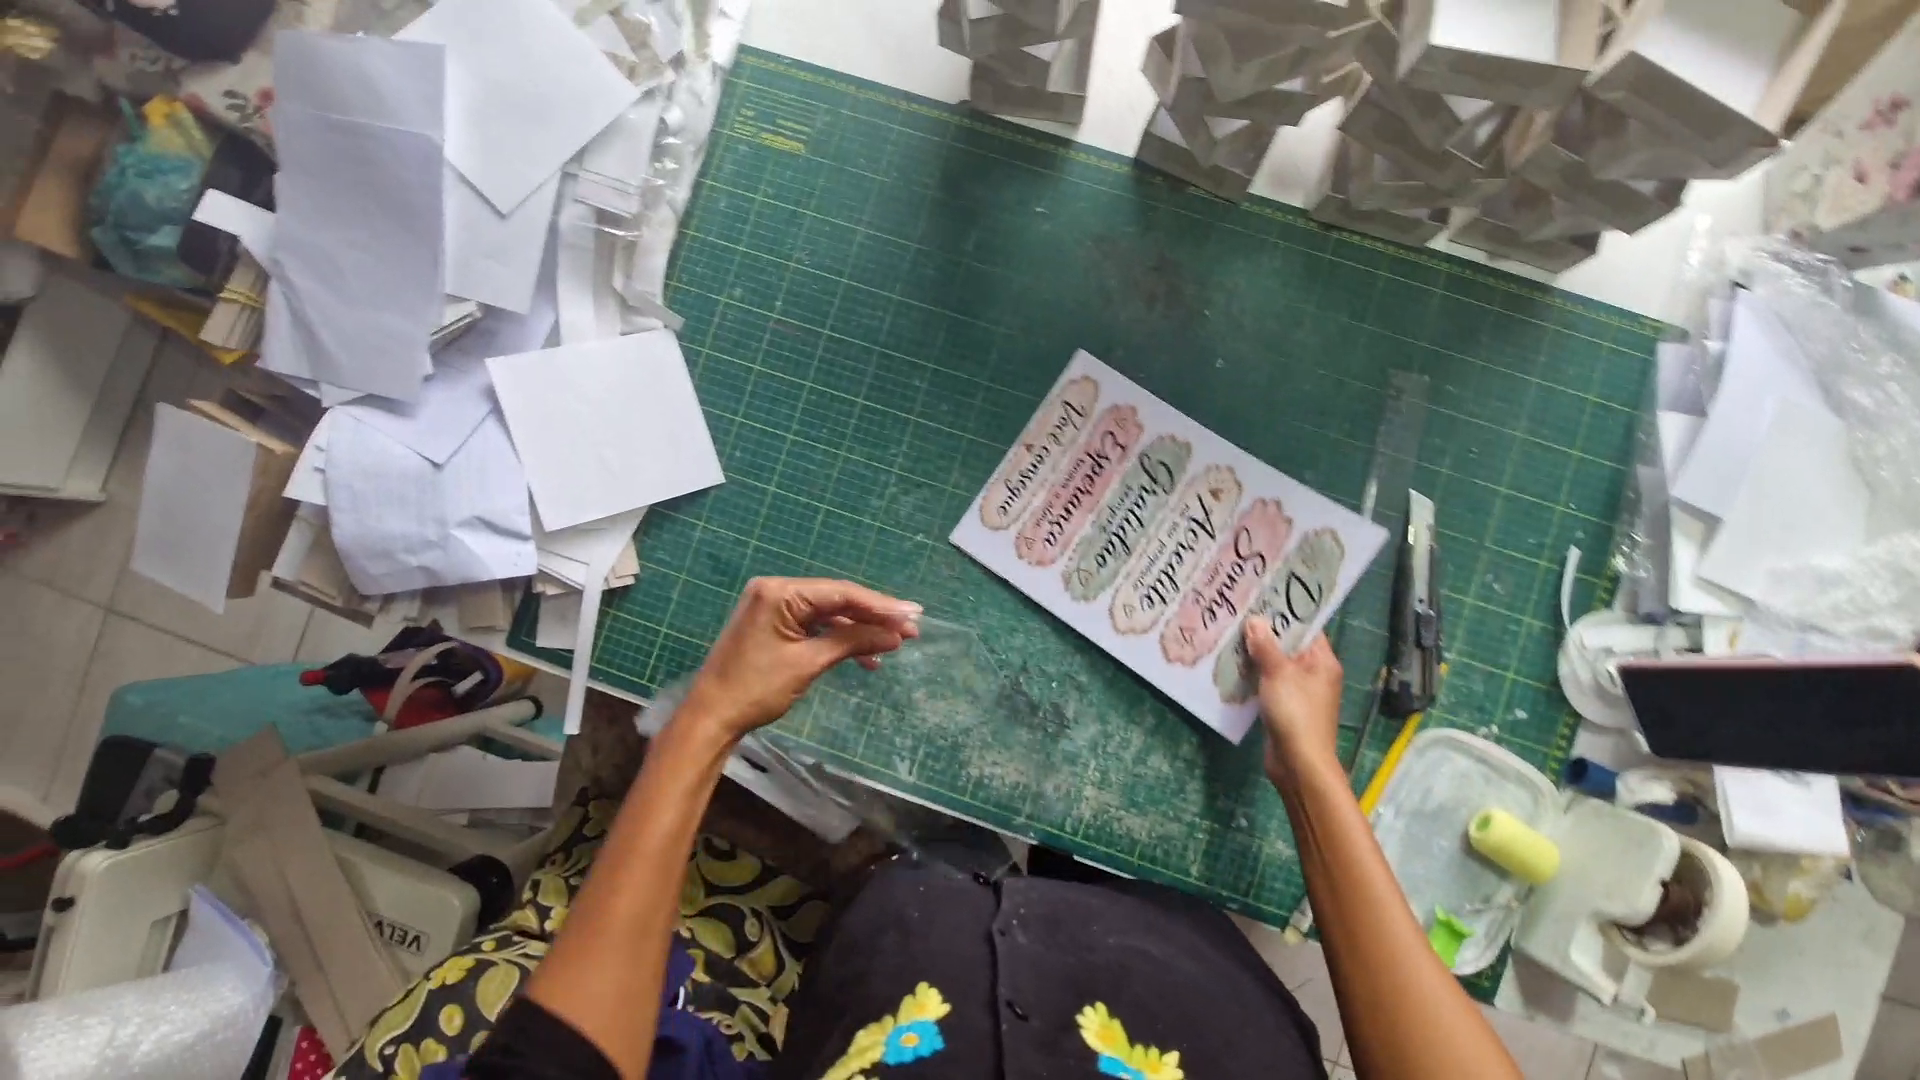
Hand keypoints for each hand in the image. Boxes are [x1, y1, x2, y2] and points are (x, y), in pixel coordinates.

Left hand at [677, 577, 921, 740]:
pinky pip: (815, 626)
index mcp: (780, 592)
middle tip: (912, 628)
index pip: (841, 592)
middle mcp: (776, 591)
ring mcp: (773, 608)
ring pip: (829, 614)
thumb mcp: (808, 663)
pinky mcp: (774, 626)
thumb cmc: (756, 689)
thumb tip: (895, 635)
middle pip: (837, 599)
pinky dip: (839, 640)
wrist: (711, 718)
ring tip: (894, 645)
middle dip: (874, 617)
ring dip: (859, 630)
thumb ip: (853, 642)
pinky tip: (865, 658)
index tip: (913, 614)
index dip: (880, 605)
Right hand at [1244, 620, 1342, 784]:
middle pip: (1290, 645)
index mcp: (1323, 661)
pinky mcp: (1285, 706)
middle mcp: (1315, 674)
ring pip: (1276, 665)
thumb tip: (1255, 620)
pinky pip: (1268, 682)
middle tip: (1239, 613)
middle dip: (1265, 633)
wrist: (1298, 762)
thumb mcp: (1278, 673)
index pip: (1307, 628)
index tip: (1262, 597)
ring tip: (1231, 635)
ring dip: (1256, 654)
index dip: (1286, 612)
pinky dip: (1254, 675)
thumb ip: (1266, 646)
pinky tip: (1233, 666)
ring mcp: (1300, 692)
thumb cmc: (1295, 712)